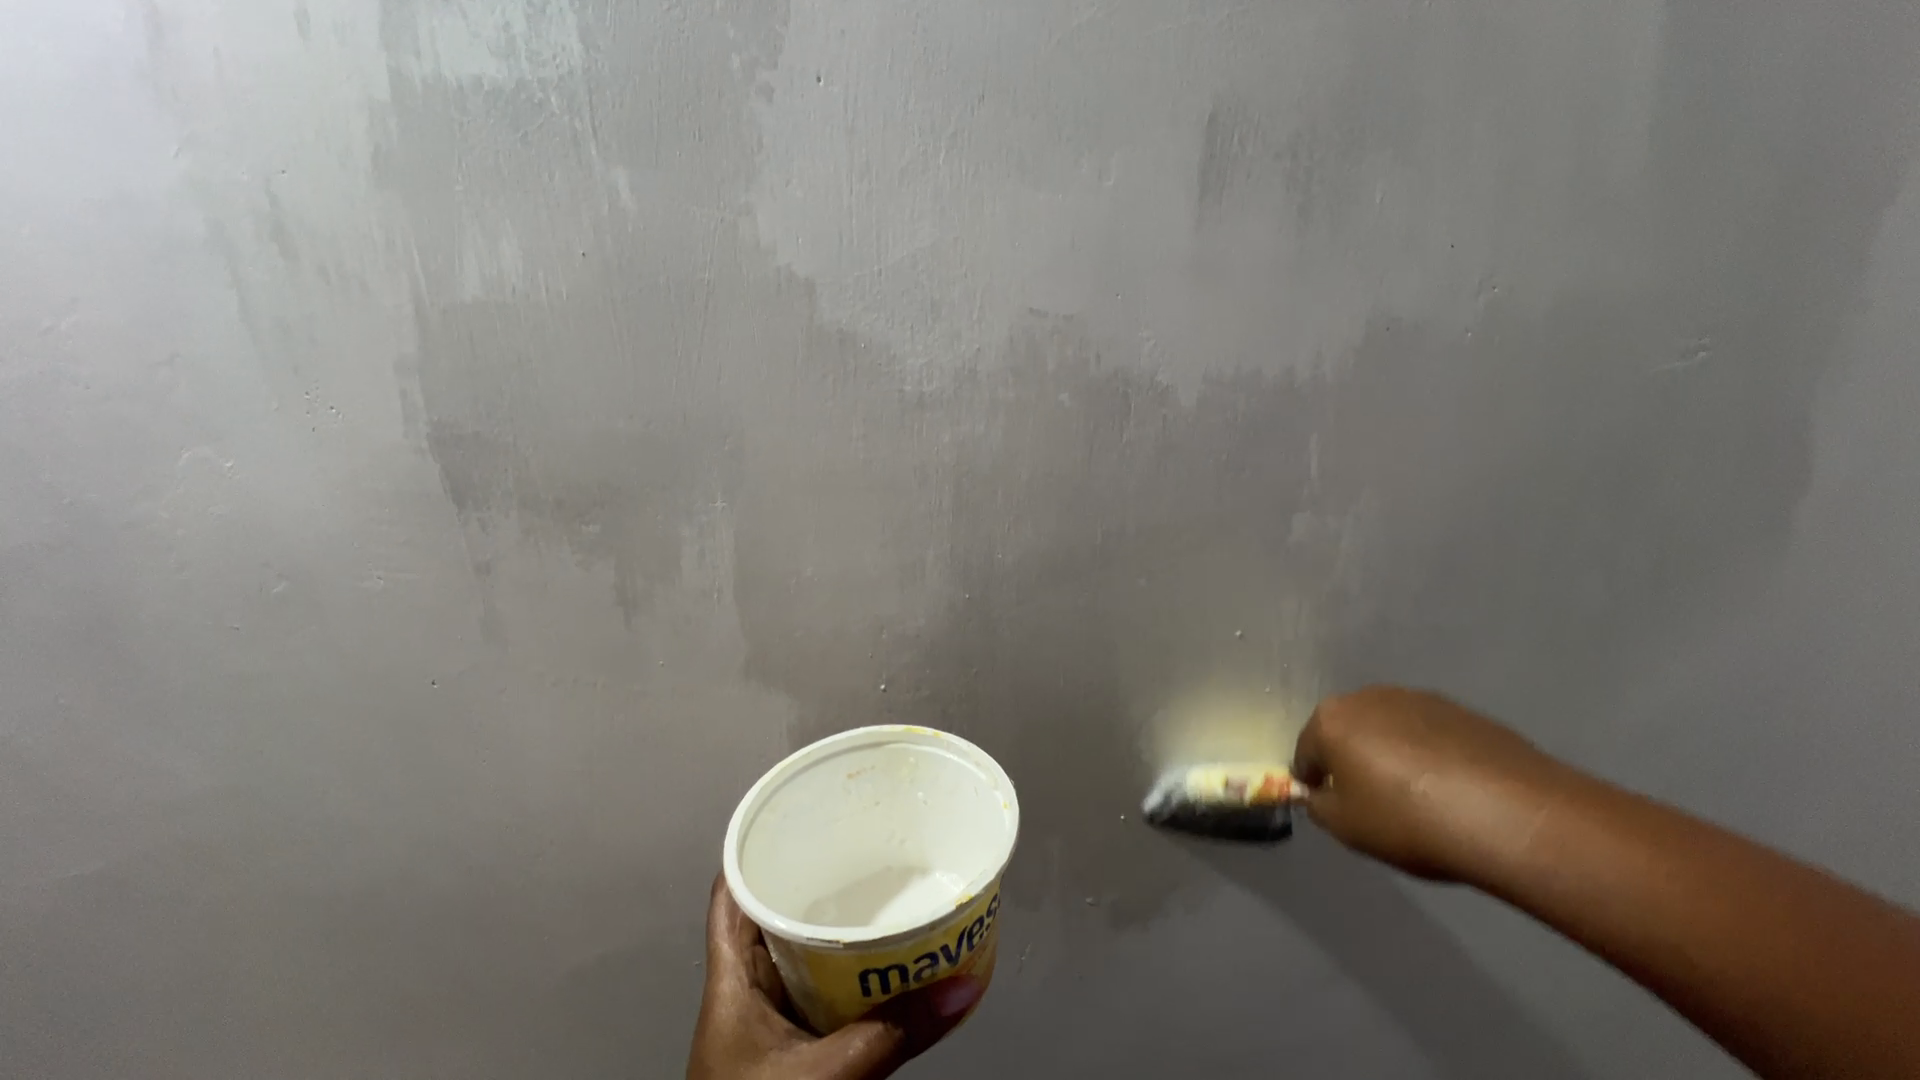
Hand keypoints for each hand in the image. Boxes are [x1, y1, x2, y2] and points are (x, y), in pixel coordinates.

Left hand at [687, 875, 982, 1079]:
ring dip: (829, 928)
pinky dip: (843, 974)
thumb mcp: (824, 1075)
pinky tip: (880, 967)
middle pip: (767, 914)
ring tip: (877, 895)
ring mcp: (765, 1019)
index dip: (754, 848)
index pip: (729, 893)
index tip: (797, 817)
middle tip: (858, 851)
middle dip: (810, 880)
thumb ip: (893, 1033)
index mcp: (731, 979)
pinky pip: (816, 992)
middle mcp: (743, 989)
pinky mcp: (788, 1047)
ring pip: (794, 952)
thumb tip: (963, 984)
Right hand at [1291, 686, 1564, 881]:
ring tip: (1418, 797)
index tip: (1336, 809)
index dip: (1316, 784)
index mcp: (1330, 719)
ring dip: (1392, 755)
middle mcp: (1368, 697)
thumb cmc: (1407, 820)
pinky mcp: (1463, 711)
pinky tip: (1452, 790)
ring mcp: (1419, 698)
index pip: (1305, 753)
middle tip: (1374, 802)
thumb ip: (1318, 806)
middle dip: (1353, 761)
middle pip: (1347, 732)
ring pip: (1390, 730)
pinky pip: (1430, 735)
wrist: (1509, 814)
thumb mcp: (1345, 828)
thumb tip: (1321, 795)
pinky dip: (1431, 756)